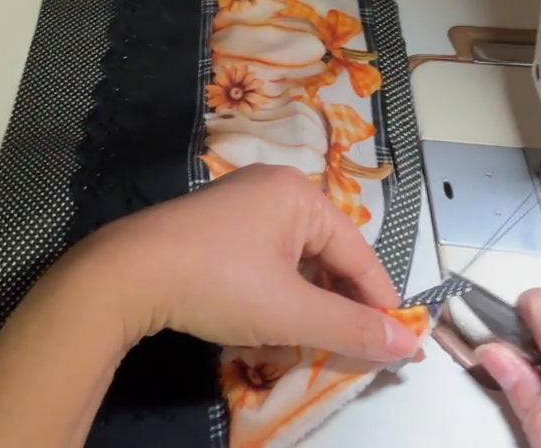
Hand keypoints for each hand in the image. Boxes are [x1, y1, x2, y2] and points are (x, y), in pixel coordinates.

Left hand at [65, 164, 422, 362]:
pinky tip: (263, 324)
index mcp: (299, 195)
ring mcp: (244, 202)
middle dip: (334, 307)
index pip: (359, 255)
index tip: (397, 352)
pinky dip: (274, 292)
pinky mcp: (220, 222)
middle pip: (327, 255)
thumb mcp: (290, 312)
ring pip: (296, 261)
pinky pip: (266, 257)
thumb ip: (353, 329)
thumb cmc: (218, 282)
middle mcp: (275, 188)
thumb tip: (408, 344)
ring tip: (298, 342)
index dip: (379, 306)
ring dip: (302, 304)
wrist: (132, 271)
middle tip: (343, 353)